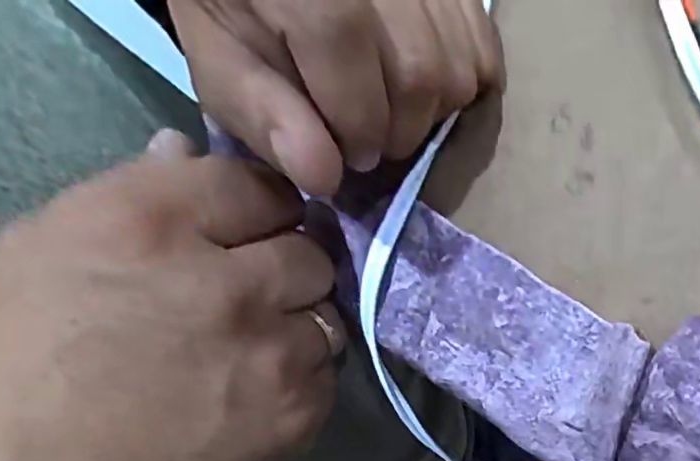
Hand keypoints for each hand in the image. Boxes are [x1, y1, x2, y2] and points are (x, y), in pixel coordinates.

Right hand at [0, 131, 340, 460]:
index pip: (257, 185)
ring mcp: (277, 352)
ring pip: (331, 313)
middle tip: (256, 285)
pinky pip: (331, 369)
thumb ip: (136, 195)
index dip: (264, 203)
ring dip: (303, 319)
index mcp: (146, 226)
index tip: (259, 220)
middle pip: (312, 253)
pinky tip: (259, 381)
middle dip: (290, 264)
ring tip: (252, 340)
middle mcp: (227, 285)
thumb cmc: (32, 352)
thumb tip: (193, 153)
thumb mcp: (48, 247)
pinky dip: (306, 369)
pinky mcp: (307, 406)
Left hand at [172, 0, 505, 195]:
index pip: (355, 78)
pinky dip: (464, 87)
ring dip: (431, 113)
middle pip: (418, 78)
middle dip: (396, 126)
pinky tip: (428, 86)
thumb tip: (322, 177)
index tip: (342, 147)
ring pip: (457, 77)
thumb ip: (257, 108)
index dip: (354, 129)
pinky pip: (485, 60)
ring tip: (393, 105)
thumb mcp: (214, 44)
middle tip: (367, 130)